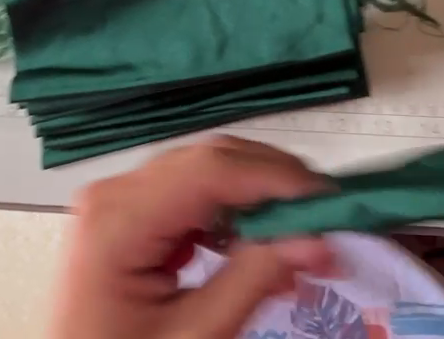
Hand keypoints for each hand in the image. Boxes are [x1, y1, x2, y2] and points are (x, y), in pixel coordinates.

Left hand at [51, 135, 335, 338]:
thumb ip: (254, 282)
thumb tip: (319, 241)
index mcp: (117, 219)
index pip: (209, 171)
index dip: (274, 177)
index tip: (329, 199)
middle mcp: (114, 190)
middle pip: (208, 161)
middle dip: (273, 181)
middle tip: (327, 213)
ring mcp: (118, 196)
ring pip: (205, 169)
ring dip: (257, 192)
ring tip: (302, 227)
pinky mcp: (128, 210)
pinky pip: (190, 190)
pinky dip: (231, 207)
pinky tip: (259, 236)